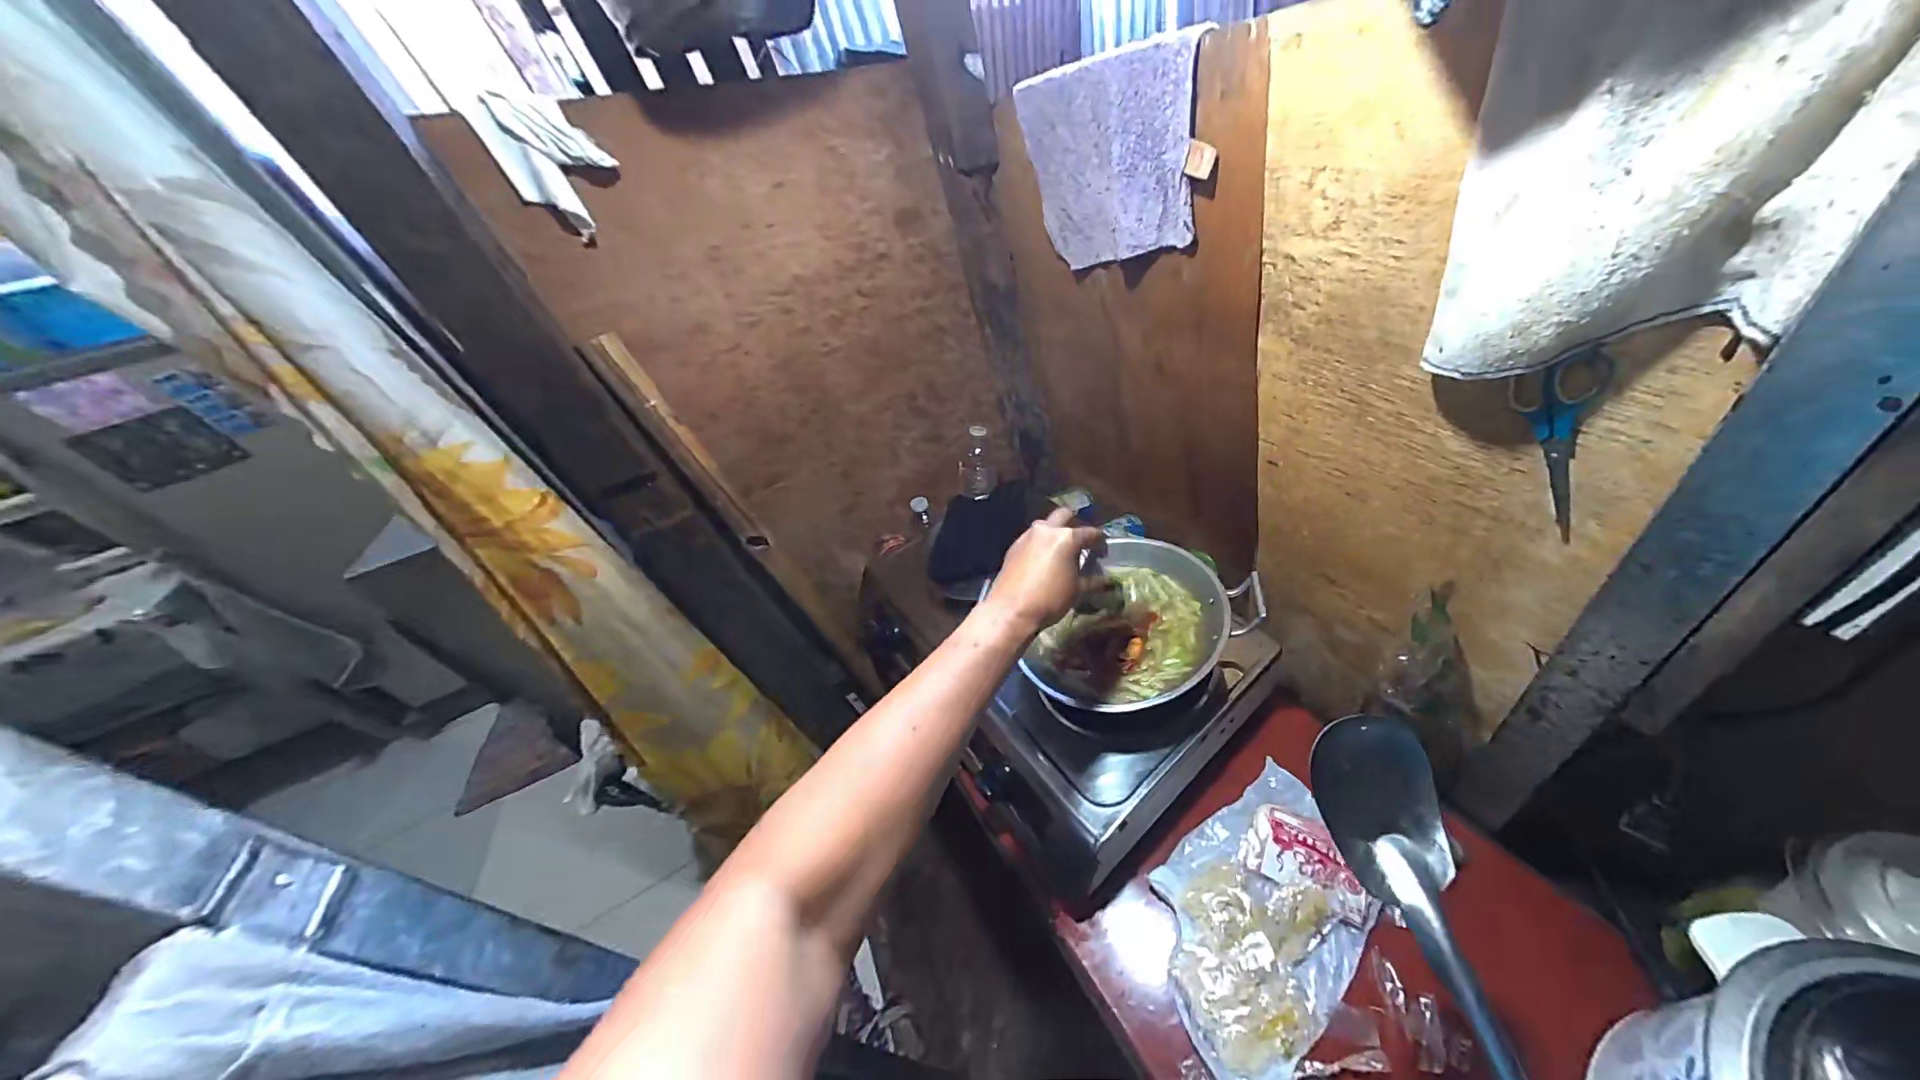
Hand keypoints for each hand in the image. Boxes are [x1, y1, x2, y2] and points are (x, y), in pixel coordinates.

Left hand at [983, 507, 1106, 635]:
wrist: (1010, 610)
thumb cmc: (1049, 600)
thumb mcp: (1076, 591)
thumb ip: (1092, 580)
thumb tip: (1104, 579)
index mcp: (1067, 538)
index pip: (1090, 533)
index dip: (1100, 541)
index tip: (1103, 551)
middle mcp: (1046, 530)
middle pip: (1065, 515)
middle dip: (1076, 523)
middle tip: (1081, 540)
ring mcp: (1027, 536)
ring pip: (1045, 525)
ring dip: (1055, 531)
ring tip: (1061, 550)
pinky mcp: (1014, 546)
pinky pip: (1032, 538)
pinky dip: (1041, 543)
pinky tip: (1043, 559)